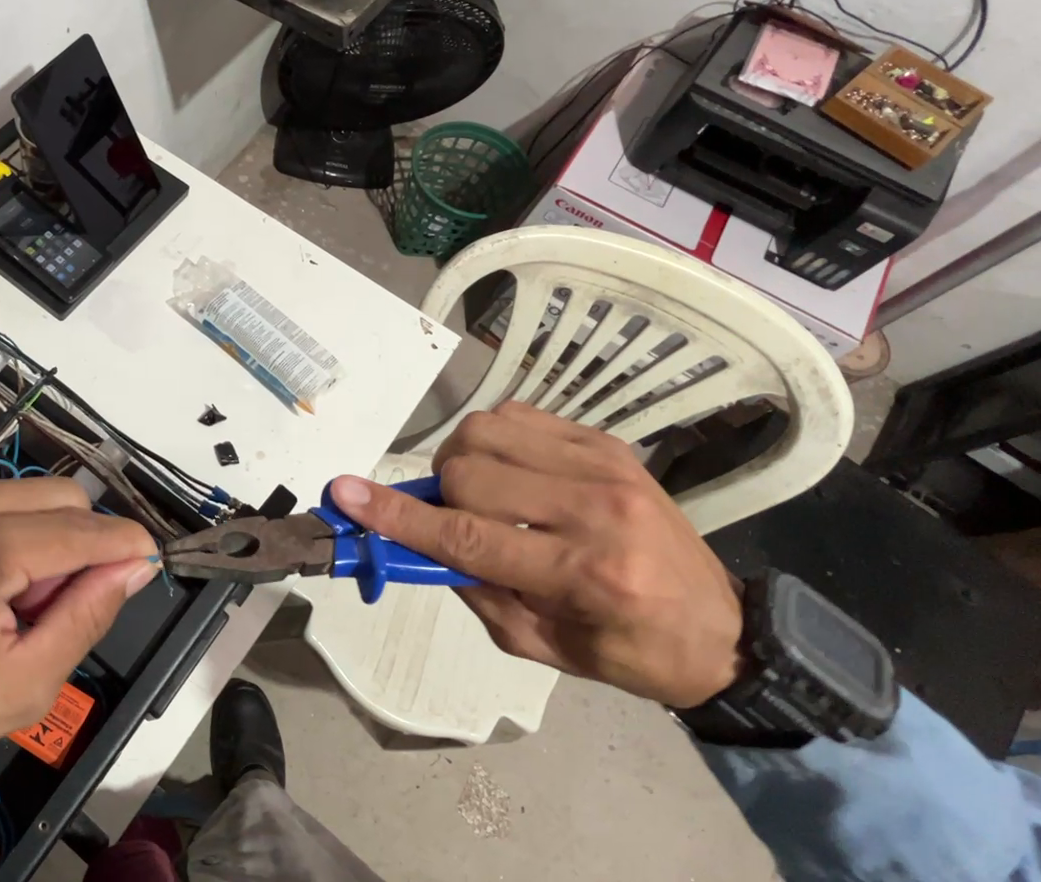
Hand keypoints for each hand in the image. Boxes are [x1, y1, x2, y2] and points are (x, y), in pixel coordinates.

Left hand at [0, 477, 158, 781]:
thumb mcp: (27, 684)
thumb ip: (87, 615)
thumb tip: (135, 566)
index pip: (83, 529)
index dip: (128, 545)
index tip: (151, 564)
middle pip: (65, 497)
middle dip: (82, 546)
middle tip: (54, 608)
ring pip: (36, 493)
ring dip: (50, 537)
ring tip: (18, 599)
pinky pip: (2, 498)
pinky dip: (18, 530)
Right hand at [329, 402, 743, 707]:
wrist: (721, 627)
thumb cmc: (623, 649)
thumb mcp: (536, 643)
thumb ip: (469, 587)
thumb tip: (411, 538)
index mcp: (584, 574)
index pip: (466, 537)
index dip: (397, 517)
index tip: (344, 494)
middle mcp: (597, 510)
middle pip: (468, 473)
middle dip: (442, 497)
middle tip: (456, 522)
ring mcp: (605, 466)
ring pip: (485, 432)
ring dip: (464, 463)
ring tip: (484, 494)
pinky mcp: (607, 442)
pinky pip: (515, 416)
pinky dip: (493, 440)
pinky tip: (511, 471)